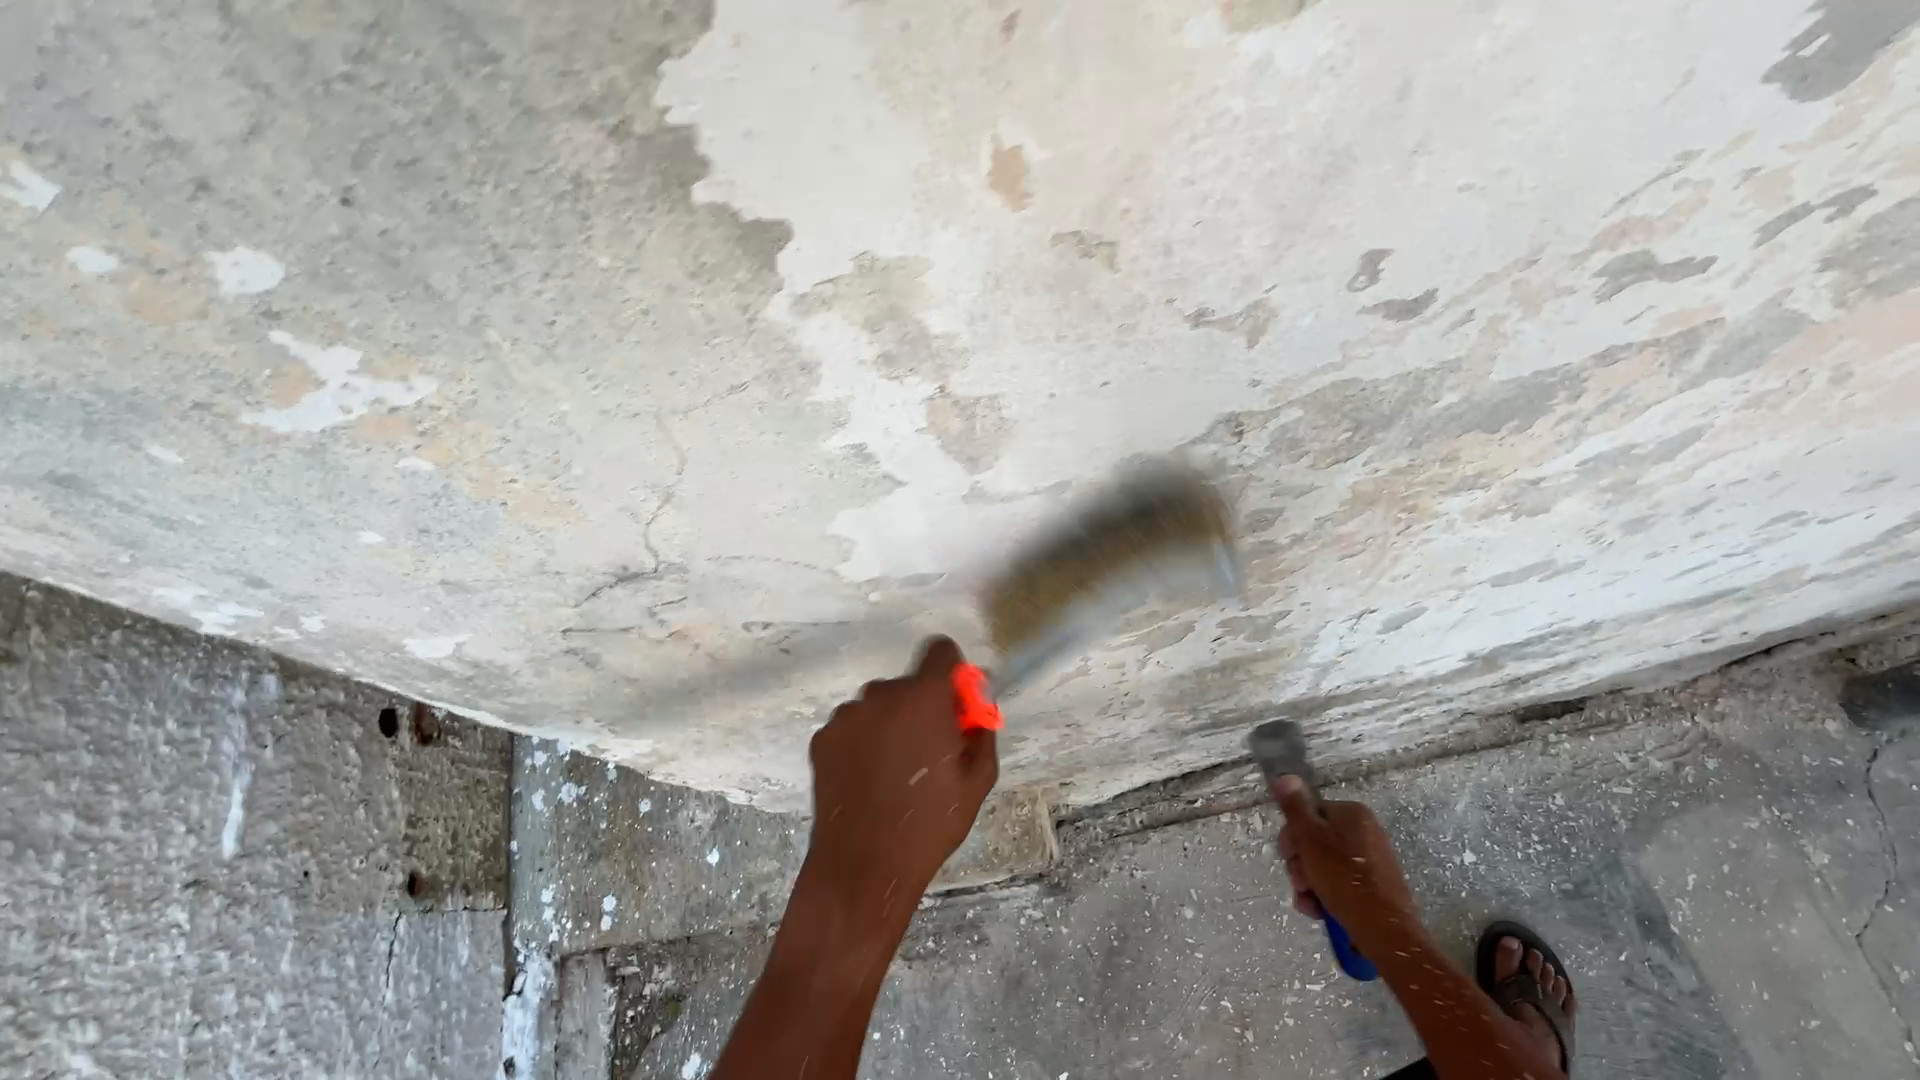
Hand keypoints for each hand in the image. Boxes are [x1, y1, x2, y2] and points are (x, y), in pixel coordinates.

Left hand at [804, 636, 999, 916]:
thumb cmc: (929, 824)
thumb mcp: (977, 780)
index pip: (940, 651)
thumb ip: (981, 728)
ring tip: (893, 774)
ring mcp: (846, 715)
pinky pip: (852, 727)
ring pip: (878, 707)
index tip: (954, 704)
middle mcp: (881, 694)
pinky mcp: (822, 737)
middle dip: (921, 708)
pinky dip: (862, 743)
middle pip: (908, 685)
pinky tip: (866, 781)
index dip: (951, 673)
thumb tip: (979, 699)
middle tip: (927, 754)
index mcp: (924, 698)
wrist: (862, 865)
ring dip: (889, 726)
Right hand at [1274, 775, 1419, 949]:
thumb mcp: (1311, 840)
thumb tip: (1286, 775)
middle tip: (1300, 882)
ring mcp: (1369, 859)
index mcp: (1352, 814)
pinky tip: (1317, 910)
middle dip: (1299, 863)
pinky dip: (1323, 894)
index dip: (1292, 835)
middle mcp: (1364, 831)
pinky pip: (1337, 881)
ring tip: (1308, 901)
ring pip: (1322, 864)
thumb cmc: (1345, 880)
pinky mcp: (1373, 884)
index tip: (1289, 856)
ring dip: (1307, 882)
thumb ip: (1296, 808)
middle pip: (1313, 839)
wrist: (1385, 932)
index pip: (1307, 813)